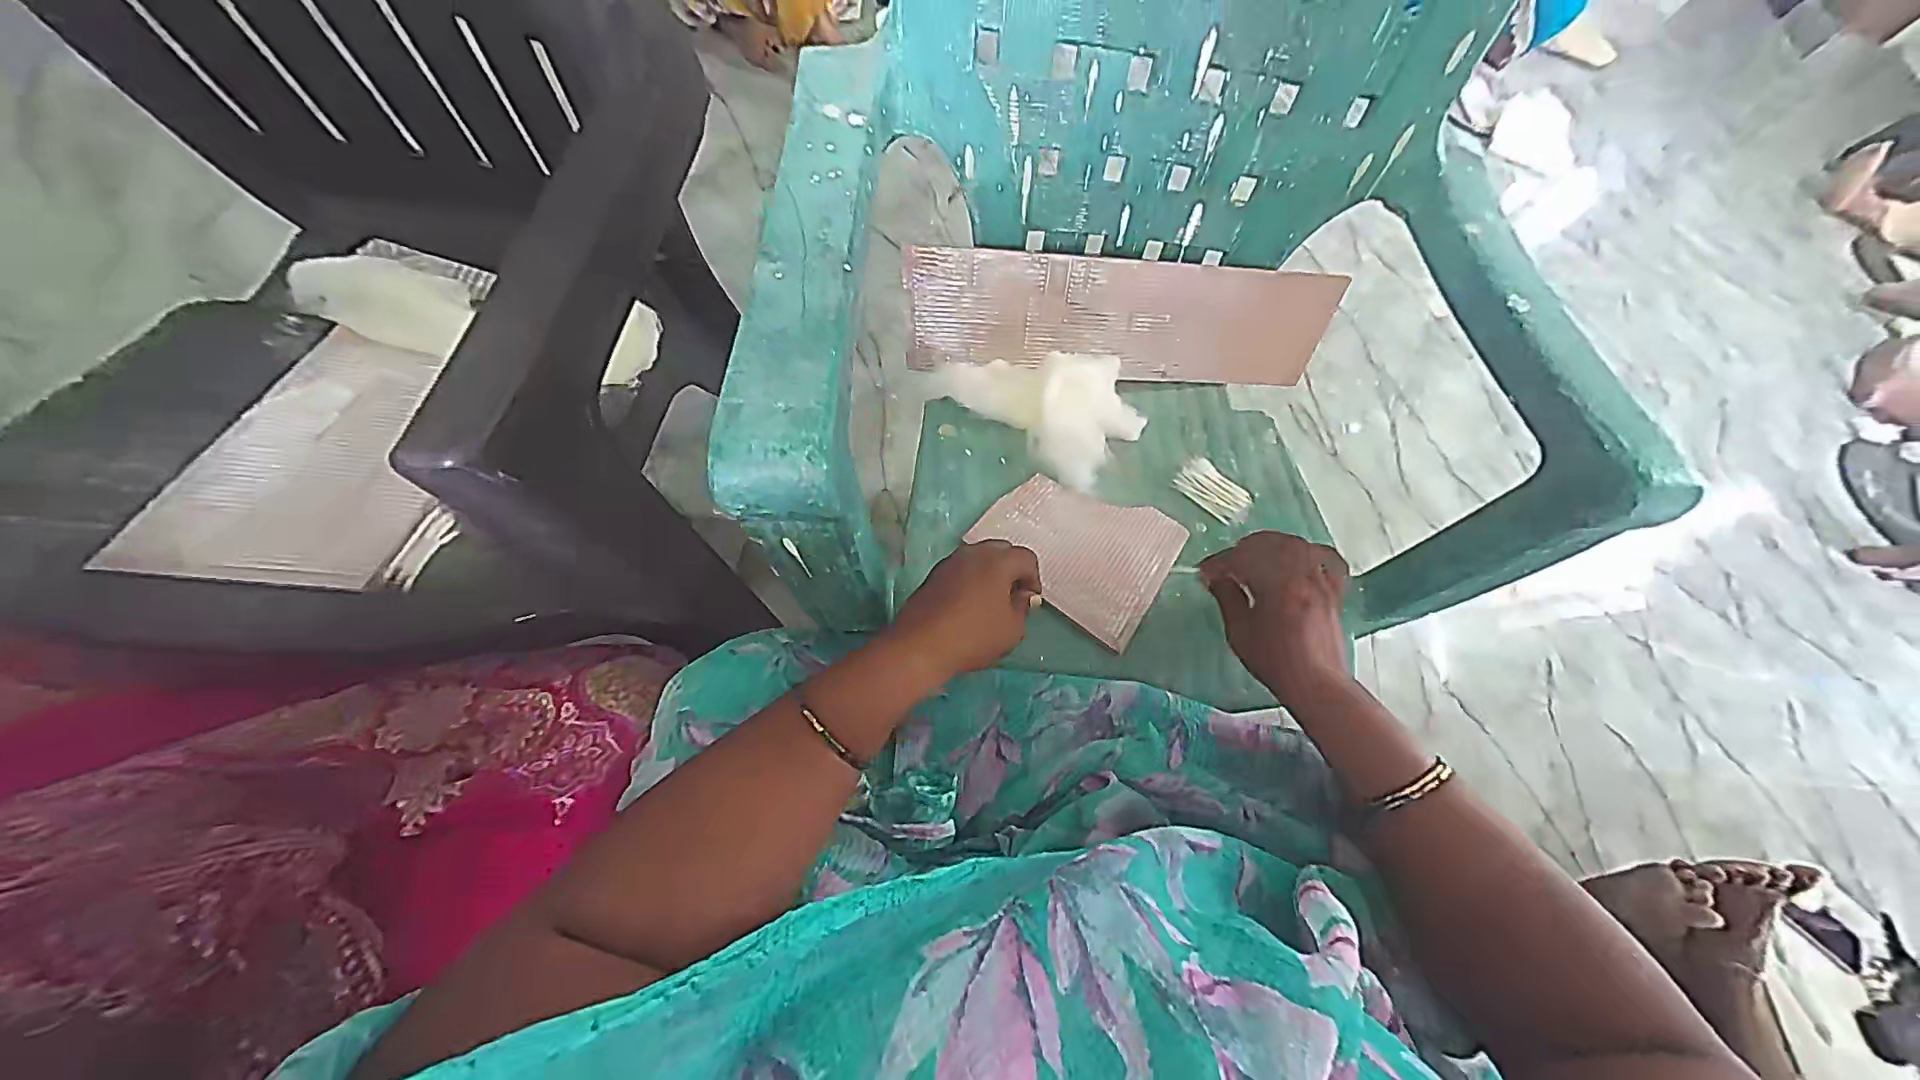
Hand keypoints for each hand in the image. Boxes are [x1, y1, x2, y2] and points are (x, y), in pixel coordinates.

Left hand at [886, 541, 1041, 681]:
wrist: (920, 646)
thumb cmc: (973, 637)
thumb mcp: (1012, 629)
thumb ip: (1022, 607)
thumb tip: (1020, 595)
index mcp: (998, 561)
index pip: (1026, 558)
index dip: (1033, 578)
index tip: (1029, 600)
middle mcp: (973, 553)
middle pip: (1001, 551)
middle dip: (1011, 570)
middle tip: (1012, 596)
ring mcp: (950, 562)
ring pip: (979, 558)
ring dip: (989, 573)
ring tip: (990, 601)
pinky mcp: (934, 574)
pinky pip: (961, 569)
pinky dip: (970, 579)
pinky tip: (968, 604)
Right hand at [1199, 532, 1351, 702]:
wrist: (1315, 682)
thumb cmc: (1275, 661)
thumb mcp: (1240, 632)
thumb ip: (1228, 598)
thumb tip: (1217, 578)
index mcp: (1276, 584)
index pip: (1242, 559)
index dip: (1219, 564)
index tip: (1206, 572)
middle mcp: (1302, 575)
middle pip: (1269, 544)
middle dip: (1243, 550)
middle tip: (1226, 565)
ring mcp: (1320, 581)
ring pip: (1295, 545)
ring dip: (1271, 546)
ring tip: (1255, 559)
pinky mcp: (1333, 591)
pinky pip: (1324, 558)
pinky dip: (1307, 553)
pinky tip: (1296, 560)